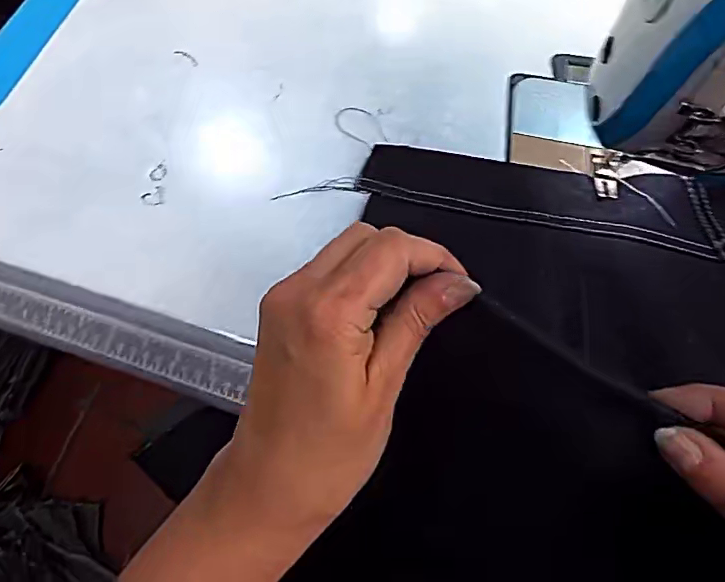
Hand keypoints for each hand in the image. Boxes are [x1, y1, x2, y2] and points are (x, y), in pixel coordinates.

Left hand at [227, 223, 478, 527]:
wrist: (265, 489)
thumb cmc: (326, 457)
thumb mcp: (385, 386)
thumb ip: (418, 319)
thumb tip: (458, 283)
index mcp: (328, 313)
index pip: (391, 249)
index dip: (434, 256)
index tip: (459, 281)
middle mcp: (299, 291)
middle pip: (369, 235)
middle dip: (412, 253)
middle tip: (441, 288)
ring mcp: (284, 293)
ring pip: (350, 242)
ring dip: (387, 258)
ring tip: (415, 297)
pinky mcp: (280, 301)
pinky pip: (331, 262)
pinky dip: (363, 269)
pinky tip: (381, 303)